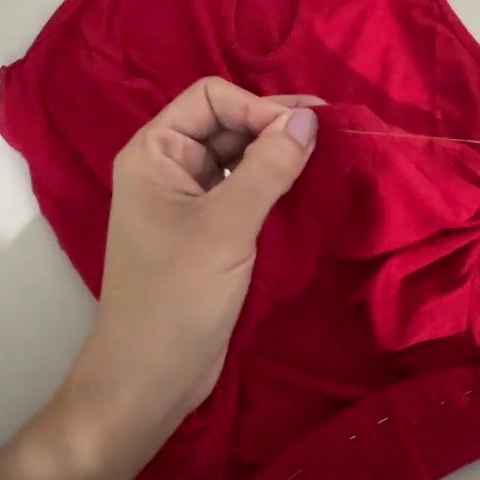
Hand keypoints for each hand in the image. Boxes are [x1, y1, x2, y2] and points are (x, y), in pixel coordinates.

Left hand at [68, 77, 320, 431]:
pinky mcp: (209, 229)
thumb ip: (268, 169)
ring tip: (327, 156)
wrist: (148, 381)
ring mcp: (189, 199)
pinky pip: (245, 189)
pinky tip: (309, 188)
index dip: (258, 108)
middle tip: (332, 133)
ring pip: (240, 156)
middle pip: (228, 123)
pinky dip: (276, 184)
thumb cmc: (175, 298)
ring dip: (279, 154)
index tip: (304, 134)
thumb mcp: (226, 228)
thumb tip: (309, 119)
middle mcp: (169, 166)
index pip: (211, 99)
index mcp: (154, 152)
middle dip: (274, 125)